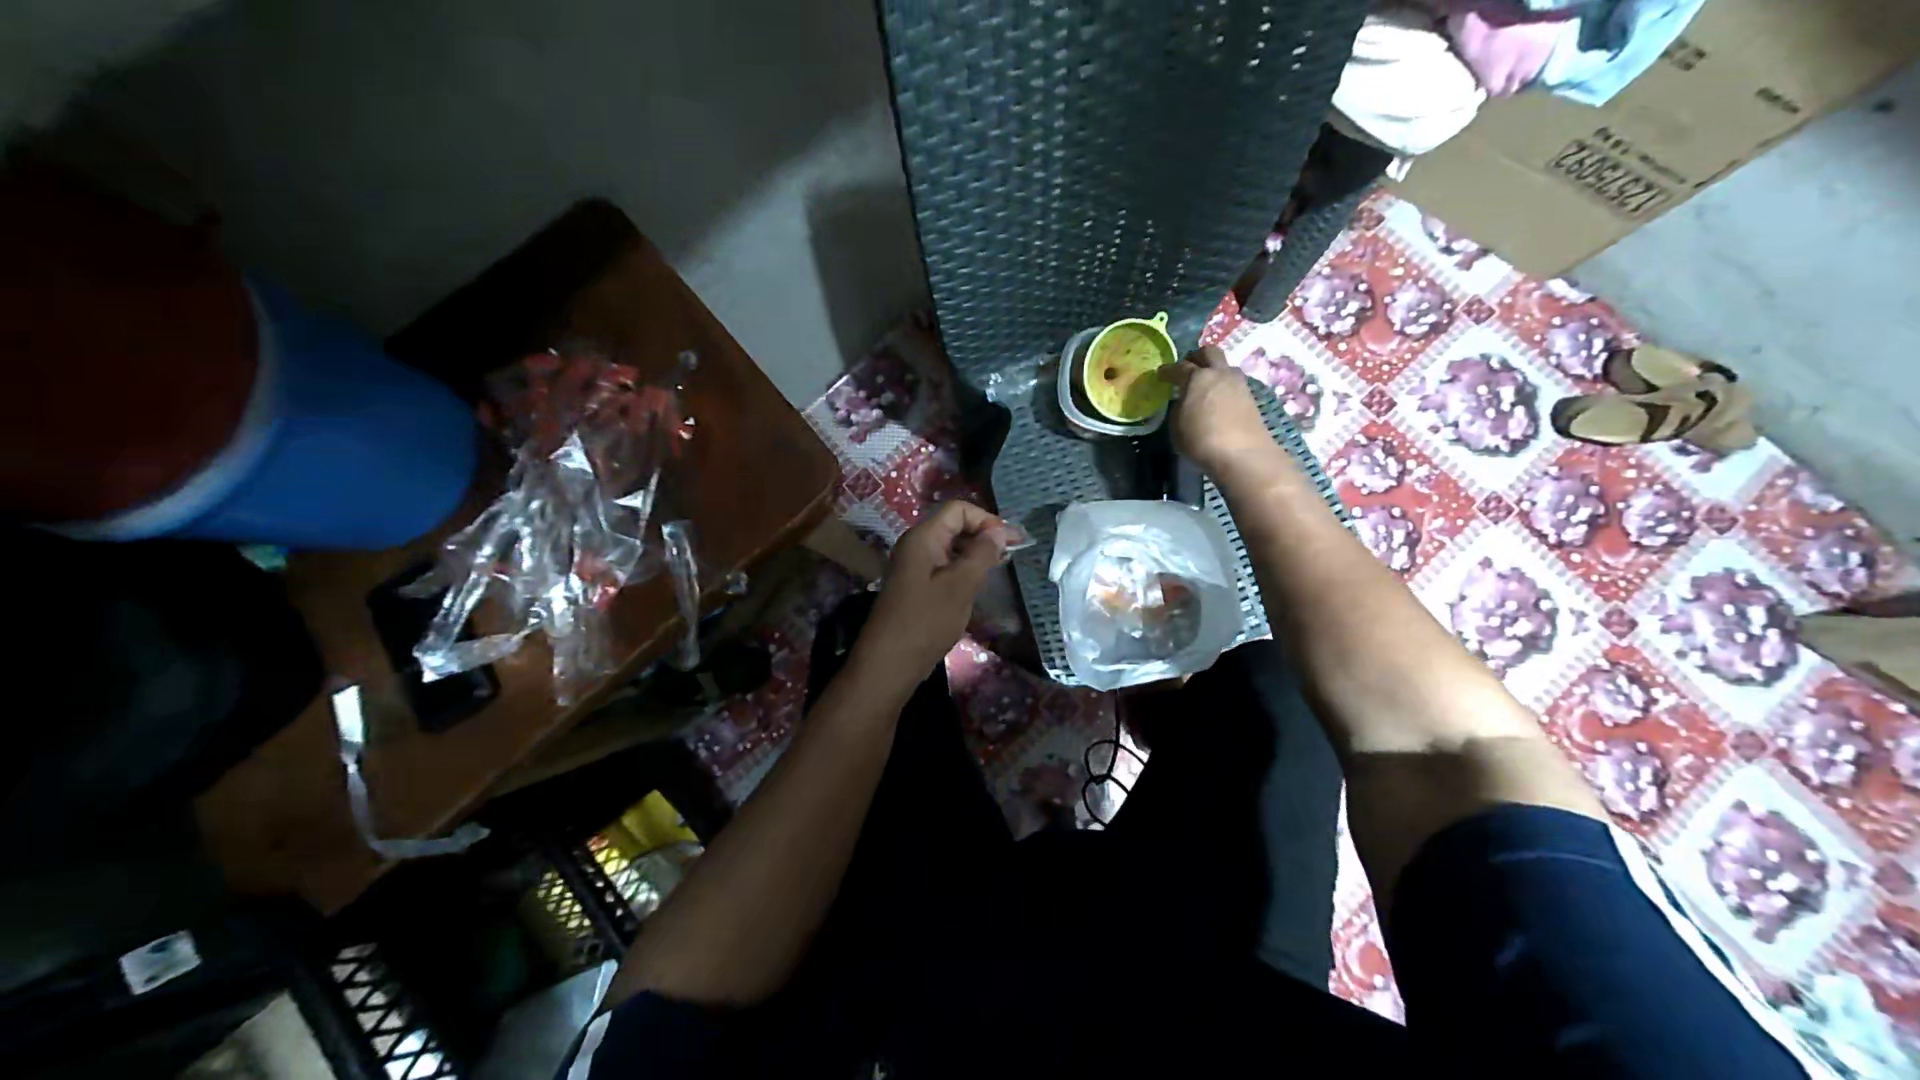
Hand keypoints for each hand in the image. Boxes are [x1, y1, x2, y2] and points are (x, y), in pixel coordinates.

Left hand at [855, 500, 1013, 679]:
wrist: (890, 662)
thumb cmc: (926, 620)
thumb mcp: (960, 585)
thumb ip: (981, 554)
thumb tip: (999, 531)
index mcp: (923, 537)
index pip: (958, 509)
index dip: (986, 519)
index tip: (1010, 541)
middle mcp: (916, 545)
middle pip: (954, 525)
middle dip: (984, 534)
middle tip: (1013, 552)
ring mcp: (914, 566)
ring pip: (950, 547)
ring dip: (976, 552)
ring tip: (1001, 565)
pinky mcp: (916, 586)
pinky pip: (944, 566)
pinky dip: (964, 568)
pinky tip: (980, 582)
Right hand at [1162, 346, 1276, 474]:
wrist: (1241, 454)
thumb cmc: (1200, 439)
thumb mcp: (1176, 425)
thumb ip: (1178, 407)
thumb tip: (1184, 401)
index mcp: (1197, 377)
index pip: (1179, 367)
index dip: (1167, 370)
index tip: (1161, 374)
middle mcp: (1219, 373)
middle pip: (1209, 352)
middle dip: (1196, 356)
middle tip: (1187, 367)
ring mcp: (1238, 383)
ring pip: (1225, 366)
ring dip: (1214, 370)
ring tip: (1205, 384)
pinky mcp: (1250, 397)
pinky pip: (1233, 382)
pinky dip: (1223, 386)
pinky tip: (1218, 399)